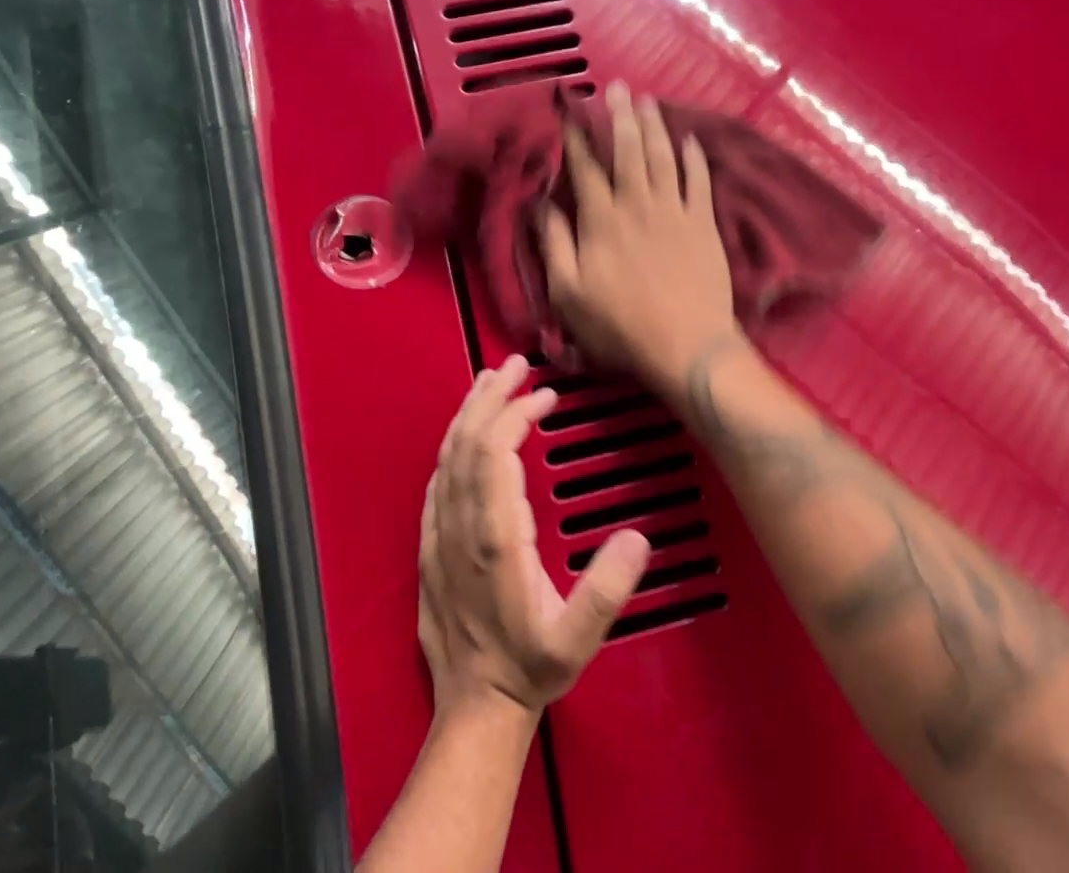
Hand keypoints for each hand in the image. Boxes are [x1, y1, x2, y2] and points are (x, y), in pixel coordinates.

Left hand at [419, 355, 652, 719]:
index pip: (496, 454)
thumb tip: (636, 538)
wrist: (476, 705)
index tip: (544, 395)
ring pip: (447, 459)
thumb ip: (607, 588)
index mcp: (495, 540)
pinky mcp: (431, 550)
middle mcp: (461, 530)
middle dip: (489, 396)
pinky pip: (436, 484)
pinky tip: (463, 438)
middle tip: (513, 364)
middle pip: (467, 443)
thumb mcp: (578, 636)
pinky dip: (452, 449)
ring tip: (488, 384)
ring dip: (468, 415)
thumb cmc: (529, 669)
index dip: (516, 414)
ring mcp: (441, 538)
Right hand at [539, 82, 742, 386]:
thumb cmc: (620, 327)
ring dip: (654, 126)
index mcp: (600, 222)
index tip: (571, 110)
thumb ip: (555, 246)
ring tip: (647, 100)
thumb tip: (541, 206)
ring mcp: (675, 213)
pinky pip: (700, 182)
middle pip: (628, 151)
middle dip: (619, 116)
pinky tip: (691, 141)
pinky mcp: (704, 226)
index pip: (586, 168)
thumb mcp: (569, 295)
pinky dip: (695, 159)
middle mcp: (637, 206)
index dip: (577, 136)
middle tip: (616, 87)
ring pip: (663, 158)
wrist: (686, 346)